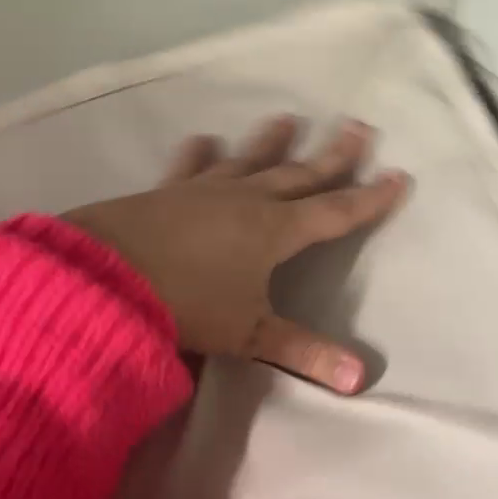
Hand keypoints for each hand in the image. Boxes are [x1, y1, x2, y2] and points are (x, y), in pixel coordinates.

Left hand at [63, 116, 409, 393]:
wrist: (99, 279)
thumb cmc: (187, 306)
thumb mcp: (252, 335)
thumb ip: (306, 353)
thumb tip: (360, 379)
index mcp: (275, 232)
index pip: (335, 212)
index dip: (370, 199)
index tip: (398, 175)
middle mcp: (245, 203)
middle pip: (299, 175)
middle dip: (332, 155)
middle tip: (357, 126)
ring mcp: (202, 193)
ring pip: (248, 162)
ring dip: (272, 142)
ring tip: (288, 118)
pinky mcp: (164, 195)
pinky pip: (190, 168)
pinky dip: (200, 154)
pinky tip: (204, 139)